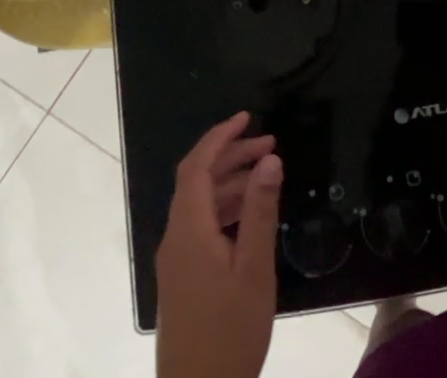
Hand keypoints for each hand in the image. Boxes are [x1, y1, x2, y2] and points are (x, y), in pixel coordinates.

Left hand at [156, 112, 282, 377]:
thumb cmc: (231, 329)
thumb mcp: (254, 268)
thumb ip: (261, 211)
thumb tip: (269, 159)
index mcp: (189, 230)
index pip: (197, 167)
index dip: (220, 137)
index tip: (247, 117)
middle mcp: (176, 238)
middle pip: (197, 182)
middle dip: (230, 156)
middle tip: (270, 144)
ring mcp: (177, 259)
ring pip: (200, 205)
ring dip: (230, 183)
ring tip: (268, 175)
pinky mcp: (183, 277)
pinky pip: (201, 226)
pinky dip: (226, 209)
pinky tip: (252, 217)